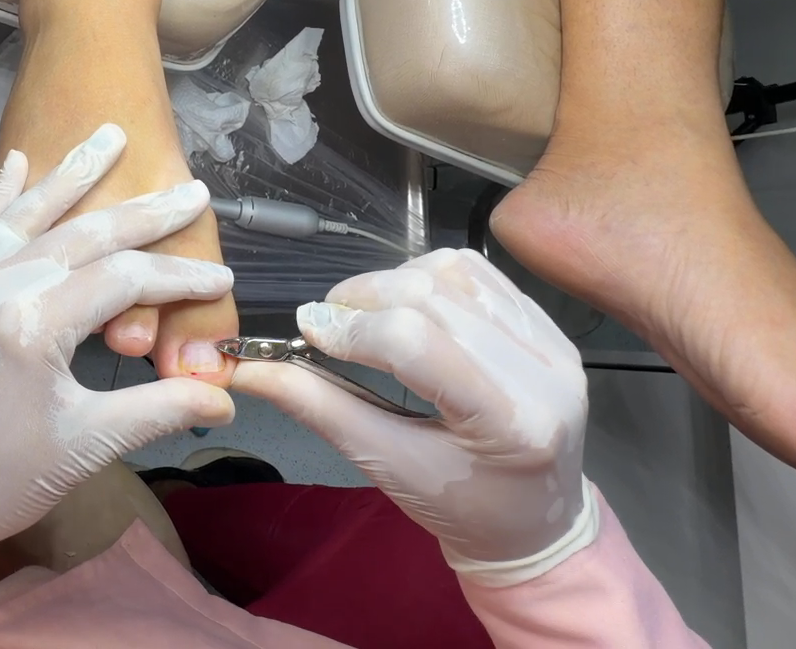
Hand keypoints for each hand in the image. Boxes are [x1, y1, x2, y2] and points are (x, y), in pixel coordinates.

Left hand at [0, 125, 235, 640]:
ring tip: (109, 135)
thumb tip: (226, 397)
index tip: (222, 275)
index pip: (123, 280)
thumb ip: (157, 410)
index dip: (179, 276)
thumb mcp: (84, 447)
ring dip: (71, 173)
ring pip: (27, 214)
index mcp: (32, 324)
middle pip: (83, 235)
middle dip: (144, 213)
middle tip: (191, 189)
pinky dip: (0, 193)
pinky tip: (18, 159)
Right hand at [232, 249, 592, 580]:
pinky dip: (426, 275)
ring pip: (449, 270)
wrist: (539, 525)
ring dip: (392, 282)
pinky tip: (408, 305)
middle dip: (360, 298)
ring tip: (368, 315)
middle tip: (328, 322)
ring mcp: (551, 341)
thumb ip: (315, 406)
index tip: (306, 331)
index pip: (412, 341)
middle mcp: (542, 371)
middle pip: (427, 293)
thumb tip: (244, 368)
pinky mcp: (548, 323)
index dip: (348, 328)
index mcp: (510, 422)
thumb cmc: (459, 507)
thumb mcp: (383, 465)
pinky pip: (474, 270)